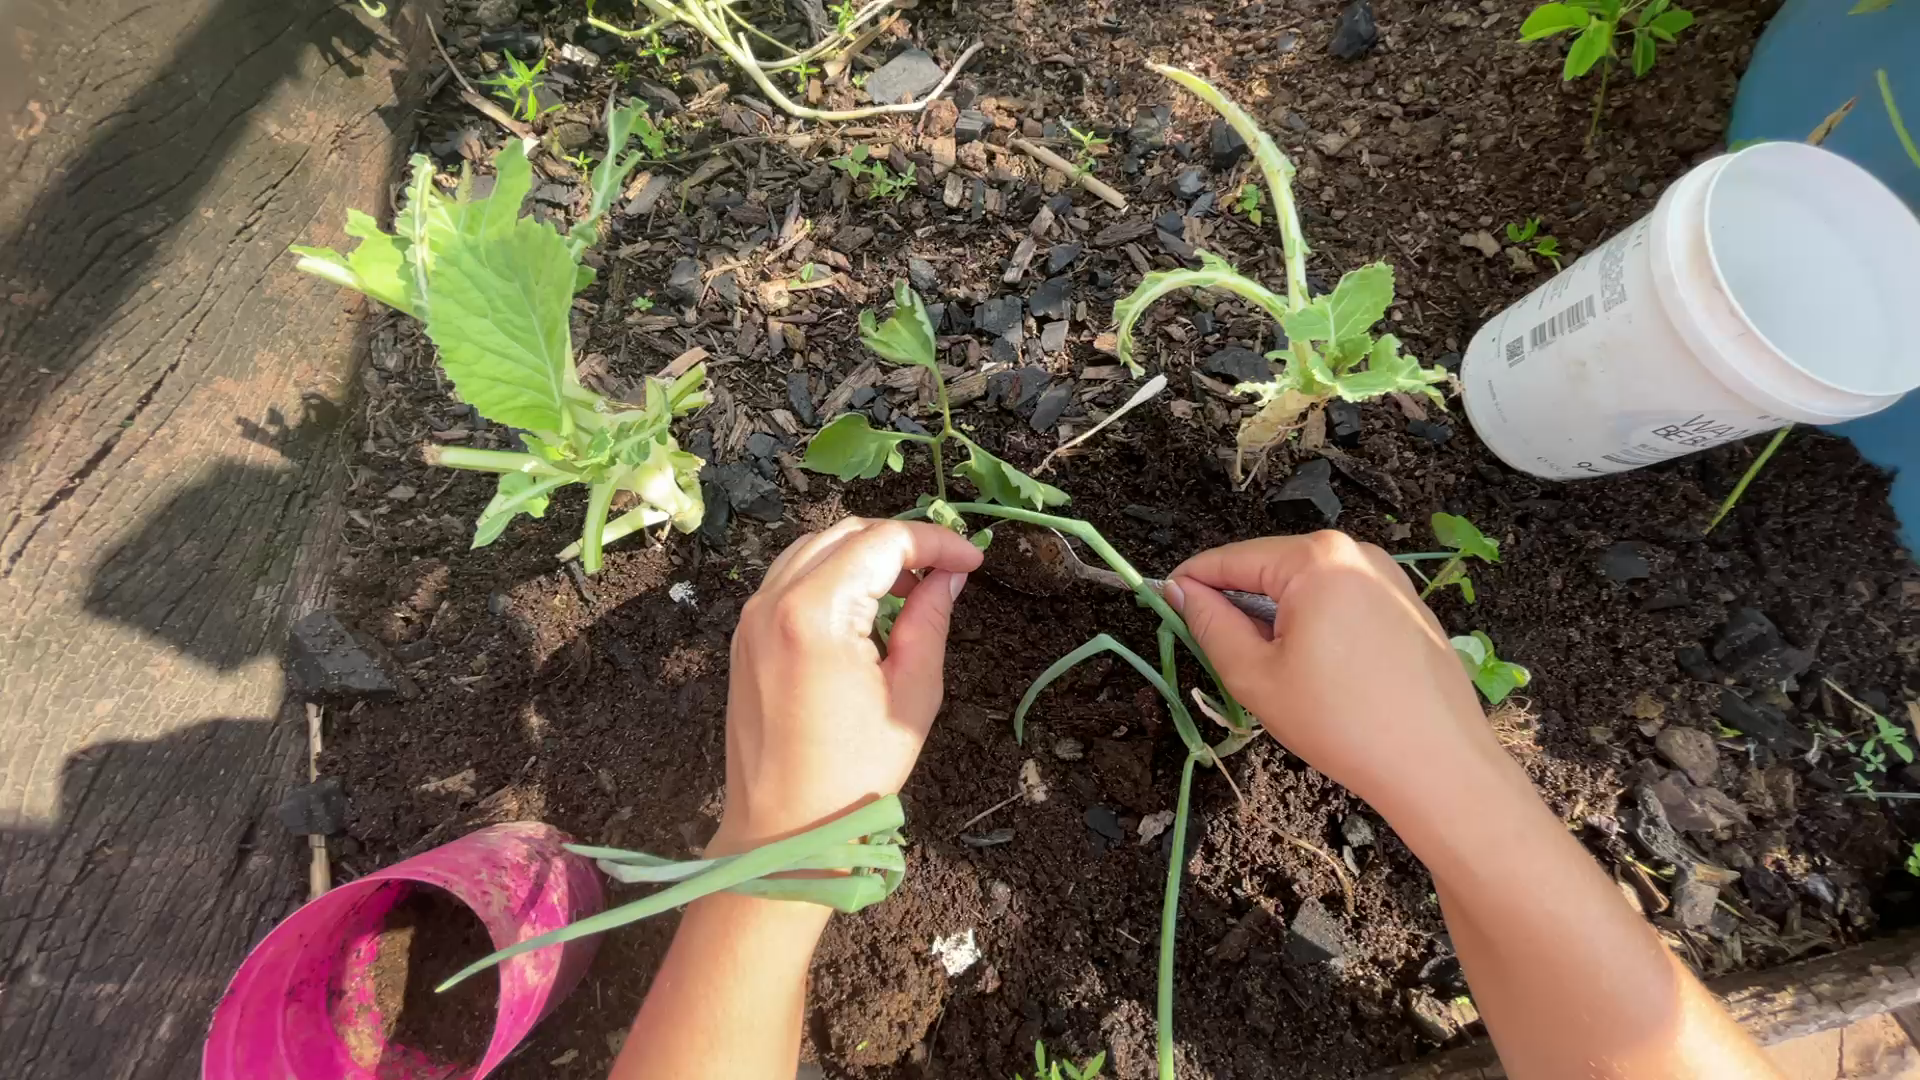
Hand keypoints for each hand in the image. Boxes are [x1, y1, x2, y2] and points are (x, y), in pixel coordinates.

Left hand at [709, 518, 982, 856]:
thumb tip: (949, 574)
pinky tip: (862, 607)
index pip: (883, 542)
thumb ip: (930, 619)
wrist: (781, 831)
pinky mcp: (745, 634)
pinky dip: (833, 574)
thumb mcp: (912, 694)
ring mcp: (751, 616)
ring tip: (906, 588)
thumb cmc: (855, 773)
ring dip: (865, 554)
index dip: (936, 542)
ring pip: (815, 548)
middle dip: (900, 542)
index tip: (973, 561)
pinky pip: (791, 577)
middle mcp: (772, 600)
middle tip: (942, 572)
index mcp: (814, 612)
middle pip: (846, 534)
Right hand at [1163, 531, 1510, 815]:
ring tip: (1271, 667)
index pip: (1230, 559)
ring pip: (1301, 584)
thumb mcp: (1252, 674)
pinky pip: (1336, 598)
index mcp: (1315, 559)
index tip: (1162, 604)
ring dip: (1272, 615)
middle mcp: (1354, 552)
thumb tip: (1178, 590)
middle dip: (1236, 603)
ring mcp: (1386, 575)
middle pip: (1267, 568)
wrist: (1440, 768)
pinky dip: (1310, 622)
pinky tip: (1316, 669)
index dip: (1189, 581)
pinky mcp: (1405, 602)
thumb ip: (1207, 622)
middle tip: (1219, 651)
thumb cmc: (1340, 721)